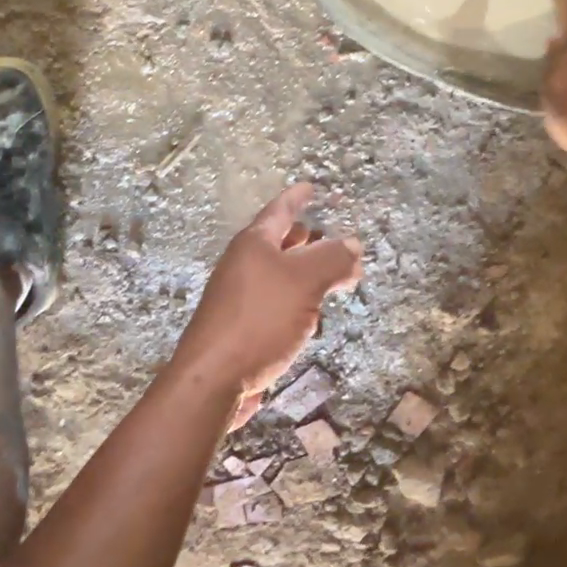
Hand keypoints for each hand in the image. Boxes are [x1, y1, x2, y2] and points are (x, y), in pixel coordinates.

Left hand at [170, 184, 363, 429]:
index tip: (311, 186)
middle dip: (304, 236)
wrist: (213, 381)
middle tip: (328, 232)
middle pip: (278, 242)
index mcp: (254, 244)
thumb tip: (353, 244)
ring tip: (331, 274)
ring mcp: (240, 298)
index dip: (297, 197)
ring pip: (279, 274)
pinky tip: (311, 315)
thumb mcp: (305, 281)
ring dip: (304, 271)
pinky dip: (297, 300)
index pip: (280, 210)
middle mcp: (243, 265)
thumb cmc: (260, 319)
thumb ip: (332, 259)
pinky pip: (276, 302)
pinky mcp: (243, 328)